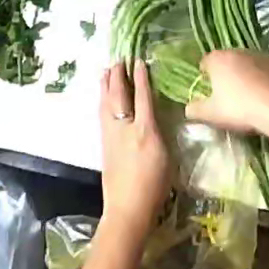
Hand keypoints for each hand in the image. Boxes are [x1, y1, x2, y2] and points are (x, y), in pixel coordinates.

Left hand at [97, 62, 168, 247]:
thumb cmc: (155, 187)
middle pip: (120, 95)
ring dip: (107, 84)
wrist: (128, 209)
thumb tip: (154, 115)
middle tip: (119, 59)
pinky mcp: (104, 143)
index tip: (139, 61)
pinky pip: (102, 114)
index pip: (143, 97)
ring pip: (107, 103)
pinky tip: (102, 96)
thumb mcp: (167, 157)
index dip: (141, 78)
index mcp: (145, 131)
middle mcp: (126, 128)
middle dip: (119, 76)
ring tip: (107, 70)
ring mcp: (112, 135)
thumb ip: (160, 132)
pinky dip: (102, 100)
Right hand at [187, 51, 268, 153]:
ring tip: (249, 96)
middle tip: (228, 96)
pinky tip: (265, 94)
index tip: (211, 93)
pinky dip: (262, 77)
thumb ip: (194, 109)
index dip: (206, 78)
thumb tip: (188, 107)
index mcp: (217, 59)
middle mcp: (237, 50)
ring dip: (244, 74)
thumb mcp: (210, 115)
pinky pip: (263, 68)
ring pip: (245, 63)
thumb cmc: (240, 110)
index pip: (204, 63)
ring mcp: (259, 54)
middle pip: (226, 61)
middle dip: (225, 75)